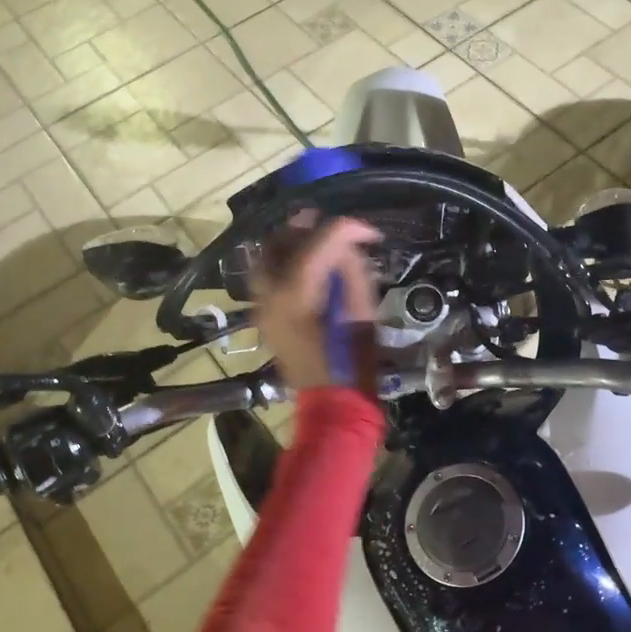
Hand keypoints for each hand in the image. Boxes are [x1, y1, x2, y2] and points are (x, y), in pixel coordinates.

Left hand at [251, 214, 379, 392]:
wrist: (331, 404)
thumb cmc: (353, 362)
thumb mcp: (362, 313)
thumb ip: (351, 272)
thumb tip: (346, 246)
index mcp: (297, 292)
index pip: (319, 240)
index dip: (347, 228)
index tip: (369, 232)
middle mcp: (270, 293)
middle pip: (280, 241)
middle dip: (308, 227)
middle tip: (335, 229)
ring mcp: (261, 306)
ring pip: (266, 257)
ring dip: (292, 244)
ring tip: (318, 244)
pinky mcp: (263, 317)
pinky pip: (265, 278)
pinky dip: (283, 265)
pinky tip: (306, 269)